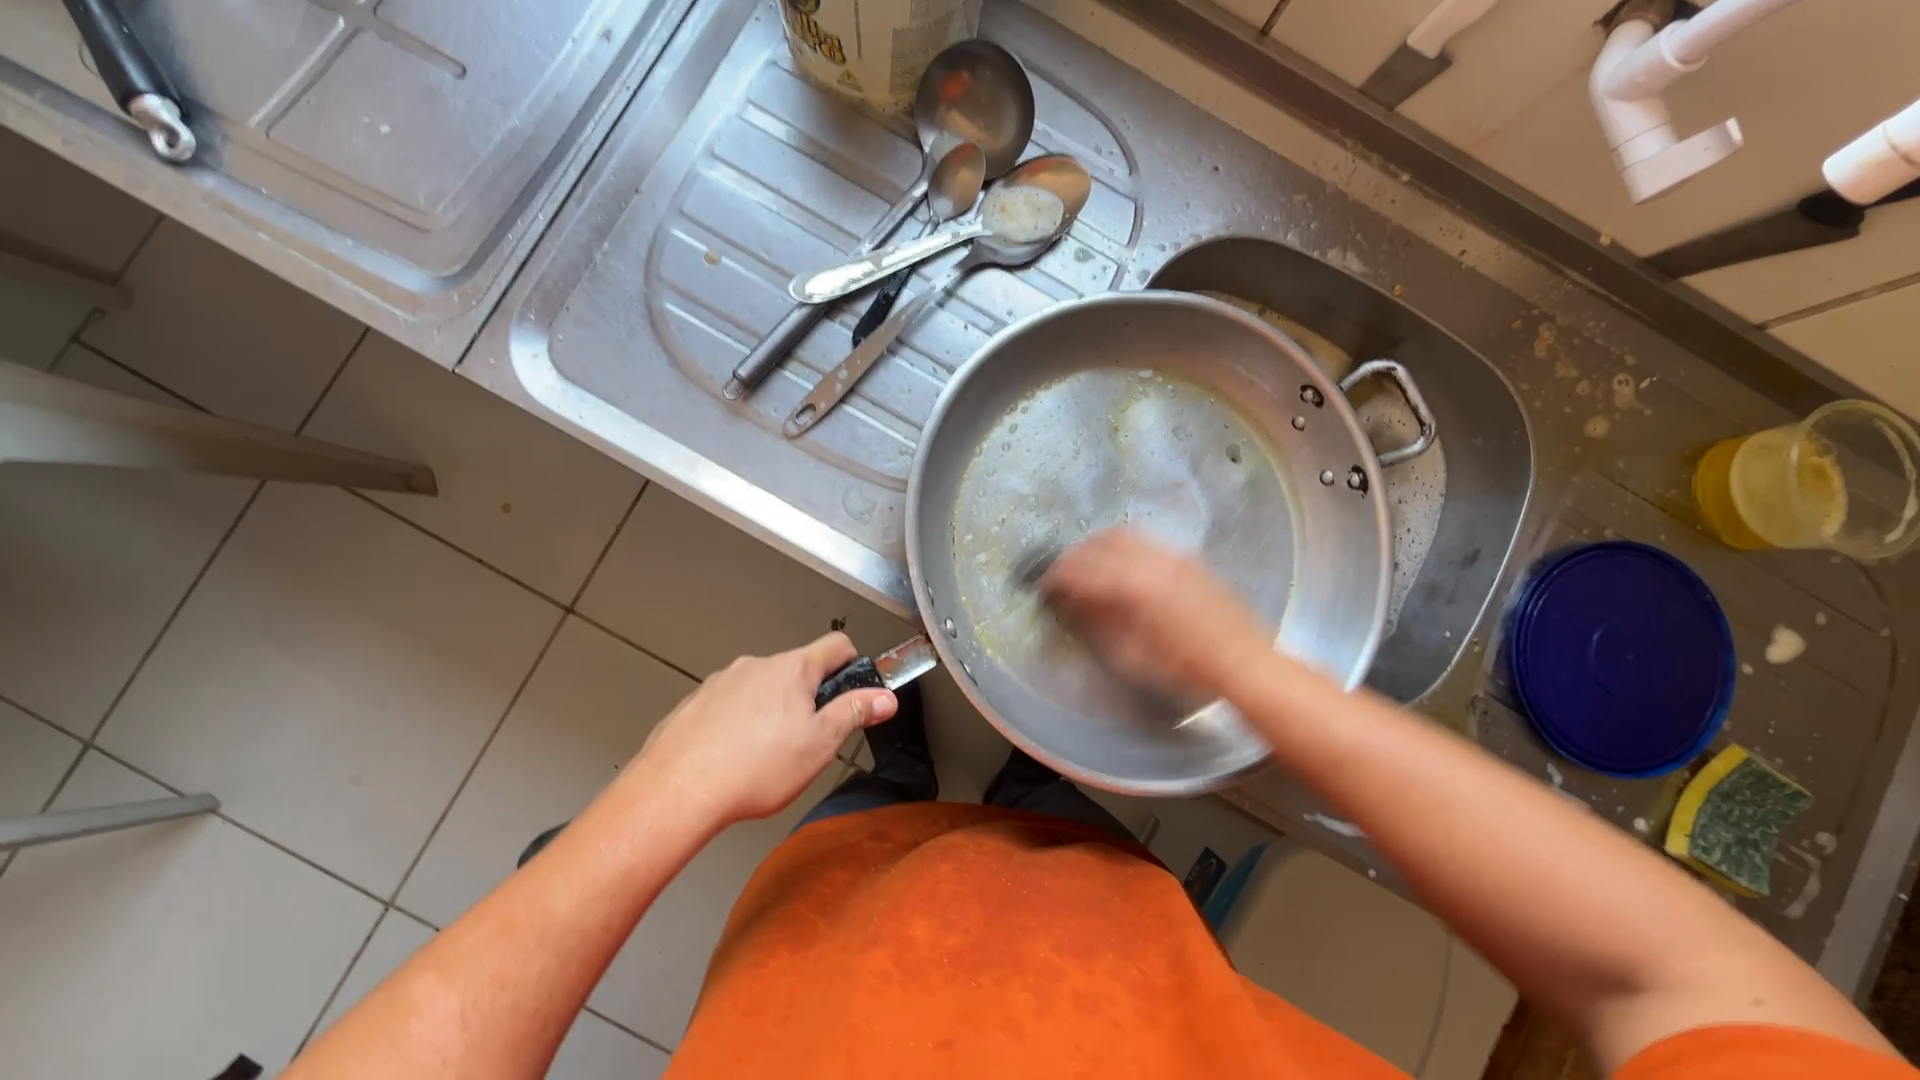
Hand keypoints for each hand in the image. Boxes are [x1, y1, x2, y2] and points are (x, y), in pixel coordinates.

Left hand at [633, 632, 894, 827]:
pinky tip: (735, 759)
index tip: (855, 689)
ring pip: (761, 690)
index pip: (836, 645)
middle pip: (796, 671)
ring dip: (771, 713)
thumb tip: (884, 698)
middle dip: (808, 699)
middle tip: (810, 739)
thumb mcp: (820, 744)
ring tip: (768, 757)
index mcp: (792, 669)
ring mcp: (722, 683)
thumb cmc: (750, 769)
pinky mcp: (696, 705)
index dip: (853, 665)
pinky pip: (729, 708)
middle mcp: (756, 666)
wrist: (678, 791)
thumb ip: (854, 713)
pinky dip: (738, 726)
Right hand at [1040, 529, 1272, 698]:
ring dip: (1098, 544)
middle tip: (1060, 572)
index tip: (1045, 585)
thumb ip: (1099, 623)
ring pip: (1123, 533)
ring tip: (1086, 562)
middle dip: (1074, 555)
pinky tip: (1121, 563)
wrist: (1243, 662)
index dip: (1058, 576)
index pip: (1082, 570)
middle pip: (1099, 543)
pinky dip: (1123, 544)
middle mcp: (1152, 561)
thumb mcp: (1133, 654)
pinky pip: (1146, 539)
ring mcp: (1173, 555)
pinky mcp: (1188, 559)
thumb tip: (1074, 602)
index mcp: (1134, 586)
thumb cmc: (1187, 668)